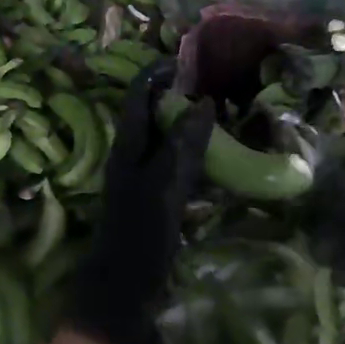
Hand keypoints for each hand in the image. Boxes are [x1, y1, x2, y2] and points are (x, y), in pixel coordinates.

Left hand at [65, 64, 214, 343]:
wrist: (125, 284)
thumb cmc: (141, 231)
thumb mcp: (163, 183)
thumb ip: (182, 144)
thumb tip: (202, 102)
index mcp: (127, 144)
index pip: (138, 94)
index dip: (158, 72)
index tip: (190, 58)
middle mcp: (131, 153)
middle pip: (151, 112)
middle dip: (177, 93)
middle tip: (213, 83)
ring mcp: (142, 174)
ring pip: (164, 136)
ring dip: (186, 120)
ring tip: (219, 111)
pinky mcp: (155, 194)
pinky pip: (174, 161)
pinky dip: (192, 149)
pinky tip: (215, 152)